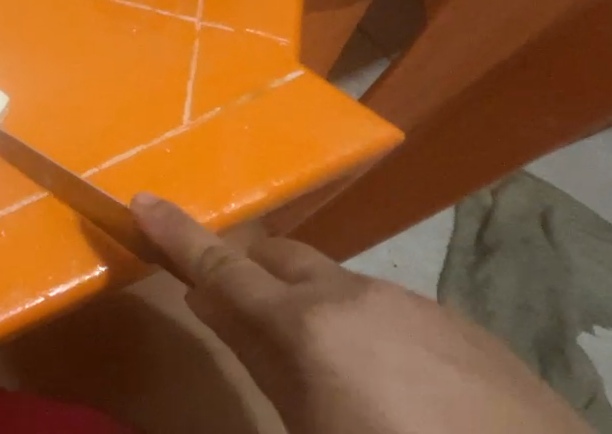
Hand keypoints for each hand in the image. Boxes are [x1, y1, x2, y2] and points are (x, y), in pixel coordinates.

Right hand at [132, 193, 589, 433]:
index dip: (177, 234)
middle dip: (255, 273)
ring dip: (318, 307)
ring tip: (339, 369)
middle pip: (282, 258)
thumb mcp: (307, 427)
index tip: (142, 201)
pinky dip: (373, 328)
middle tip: (242, 310)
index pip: (222, 265)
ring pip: (341, 284)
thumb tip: (207, 302)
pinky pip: (396, 309)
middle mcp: (357, 295)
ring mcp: (418, 305)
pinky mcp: (470, 327)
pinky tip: (404, 386)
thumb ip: (255, 357)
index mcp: (307, 323)